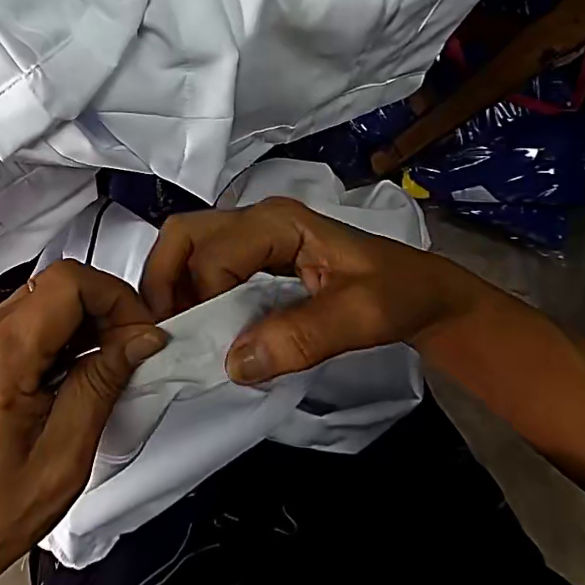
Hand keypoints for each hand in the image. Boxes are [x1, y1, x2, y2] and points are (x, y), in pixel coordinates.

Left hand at [0, 261, 166, 584]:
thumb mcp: (65, 454)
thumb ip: (104, 383)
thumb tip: (145, 337)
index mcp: (1, 358)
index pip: (71, 282)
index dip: (117, 299)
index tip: (140, 338)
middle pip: (64, 280)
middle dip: (111, 305)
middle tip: (133, 349)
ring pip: (56, 293)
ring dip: (96, 318)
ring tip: (115, 362)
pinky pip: (44, 316)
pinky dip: (77, 330)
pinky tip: (88, 368)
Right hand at [139, 197, 490, 383]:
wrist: (421, 294)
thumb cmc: (398, 294)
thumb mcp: (363, 316)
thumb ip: (303, 336)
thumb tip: (232, 362)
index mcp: (281, 224)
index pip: (213, 256)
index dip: (202, 303)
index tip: (210, 348)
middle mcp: (259, 222)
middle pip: (184, 236)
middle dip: (163, 283)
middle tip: (168, 337)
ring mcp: (256, 238)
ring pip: (188, 250)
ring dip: (172, 291)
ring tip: (182, 338)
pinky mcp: (257, 259)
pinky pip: (205, 269)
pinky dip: (190, 297)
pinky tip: (202, 332)